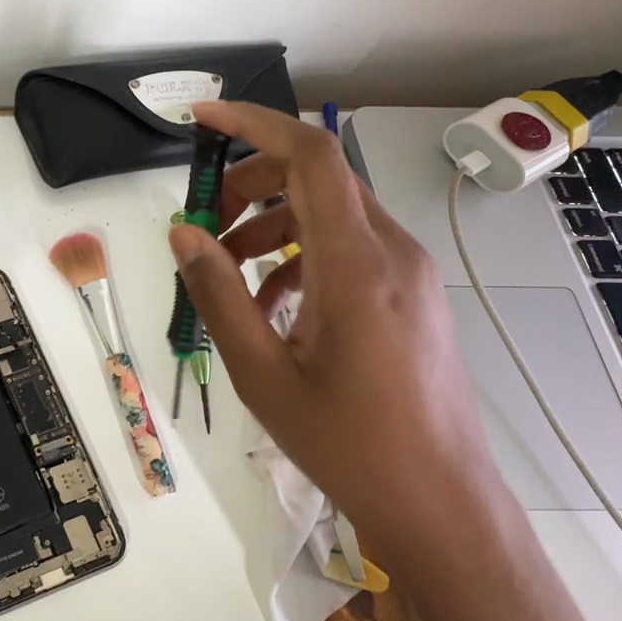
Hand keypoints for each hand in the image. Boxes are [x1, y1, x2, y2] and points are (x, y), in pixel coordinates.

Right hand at [168, 102, 507, 555]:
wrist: (438, 501)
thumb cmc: (345, 442)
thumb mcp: (260, 372)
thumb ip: (218, 294)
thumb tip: (184, 233)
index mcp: (354, 266)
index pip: (310, 156)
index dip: (254, 124)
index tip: (202, 120)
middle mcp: (390, 253)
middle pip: (318, 178)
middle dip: (251, 183)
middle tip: (204, 225)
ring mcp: (408, 273)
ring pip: (332, 213)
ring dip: (272, 223)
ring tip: (228, 271)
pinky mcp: (412, 296)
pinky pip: (350, 249)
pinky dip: (301, 254)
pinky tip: (273, 304)